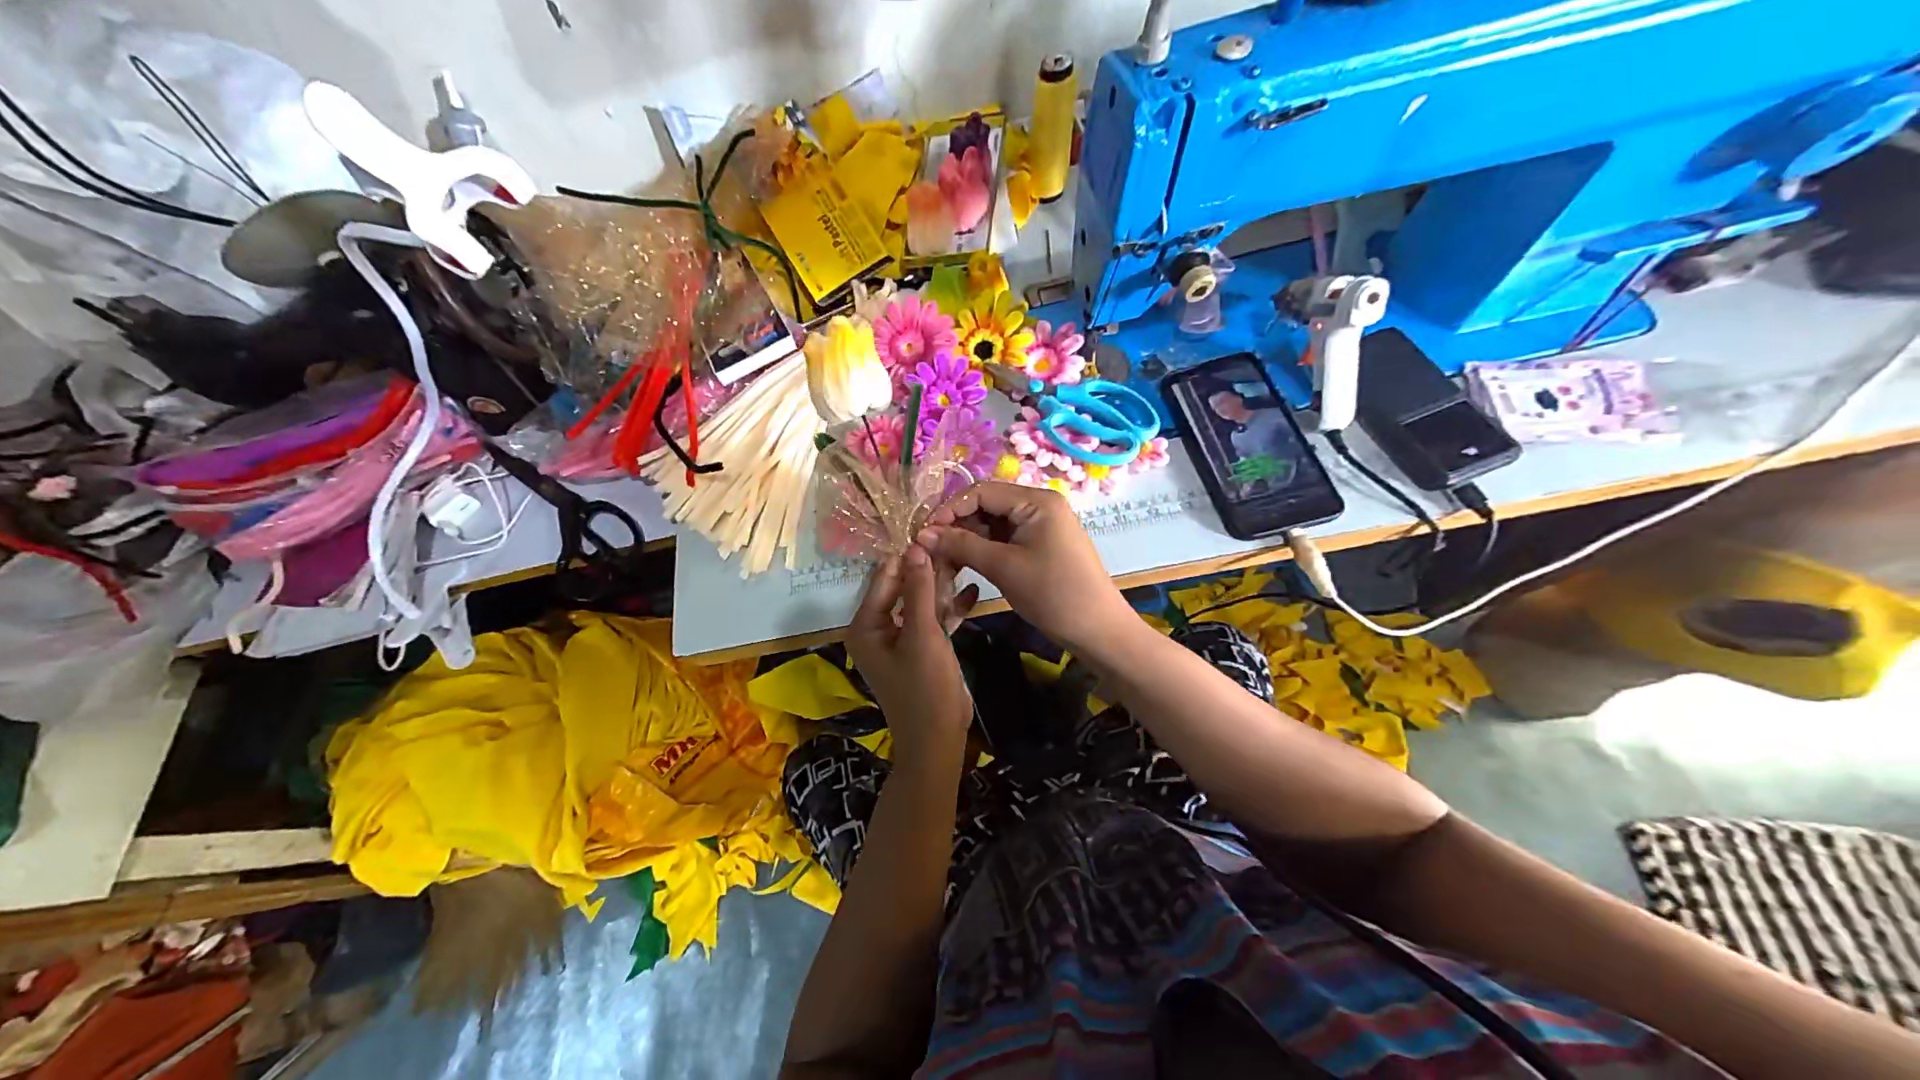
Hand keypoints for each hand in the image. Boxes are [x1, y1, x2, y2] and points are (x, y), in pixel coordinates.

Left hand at [846, 546, 972, 764]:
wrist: (938, 739)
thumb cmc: (925, 687)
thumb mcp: (923, 635)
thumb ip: (919, 590)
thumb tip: (915, 547)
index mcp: (866, 625)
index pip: (885, 578)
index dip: (908, 554)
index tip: (935, 529)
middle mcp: (878, 629)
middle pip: (904, 588)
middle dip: (929, 568)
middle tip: (957, 542)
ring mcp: (901, 639)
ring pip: (922, 602)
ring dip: (943, 586)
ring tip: (968, 559)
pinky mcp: (923, 649)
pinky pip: (934, 620)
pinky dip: (951, 609)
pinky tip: (975, 591)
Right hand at [918, 482, 1136, 653]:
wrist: (1097, 629)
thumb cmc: (1053, 594)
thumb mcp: (1003, 567)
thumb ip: (961, 545)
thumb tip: (922, 533)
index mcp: (1036, 500)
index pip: (982, 491)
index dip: (950, 509)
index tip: (923, 532)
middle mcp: (1039, 505)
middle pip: (987, 504)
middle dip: (957, 524)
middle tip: (929, 548)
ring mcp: (1041, 526)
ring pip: (993, 523)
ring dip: (967, 539)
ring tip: (943, 559)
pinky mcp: (1040, 545)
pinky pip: (1005, 539)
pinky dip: (983, 549)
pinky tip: (964, 564)